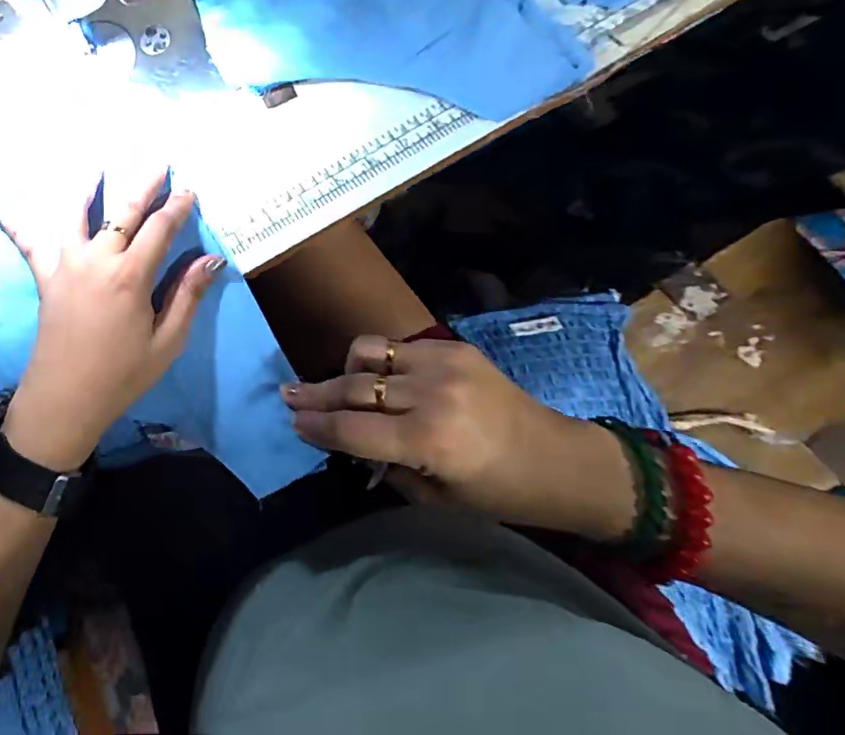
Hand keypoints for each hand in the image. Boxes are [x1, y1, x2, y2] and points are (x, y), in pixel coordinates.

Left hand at [0, 168, 223, 470]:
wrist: (64, 402)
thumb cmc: (122, 374)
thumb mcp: (167, 341)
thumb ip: (187, 295)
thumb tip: (210, 259)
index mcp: (130, 277)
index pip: (159, 229)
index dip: (177, 207)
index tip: (188, 191)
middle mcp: (96, 261)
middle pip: (122, 213)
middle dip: (142, 185)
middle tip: (158, 163)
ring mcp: (65, 268)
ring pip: (75, 217)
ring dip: (86, 190)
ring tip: (95, 168)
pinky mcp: (45, 280)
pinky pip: (32, 248)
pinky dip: (23, 230)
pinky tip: (11, 215)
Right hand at [284, 336, 637, 541]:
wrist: (556, 456)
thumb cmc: (498, 492)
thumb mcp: (437, 498)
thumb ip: (388, 465)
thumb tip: (349, 440)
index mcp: (429, 440)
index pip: (353, 428)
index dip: (317, 425)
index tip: (292, 421)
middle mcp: (431, 393)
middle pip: (353, 386)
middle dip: (315, 393)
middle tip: (288, 394)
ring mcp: (443, 362)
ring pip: (370, 352)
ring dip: (345, 369)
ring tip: (335, 384)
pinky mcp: (454, 345)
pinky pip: (399, 346)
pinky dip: (380, 361)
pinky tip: (377, 377)